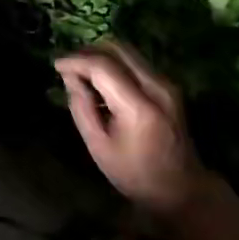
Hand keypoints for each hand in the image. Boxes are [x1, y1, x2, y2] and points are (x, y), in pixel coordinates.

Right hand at [55, 41, 211, 214]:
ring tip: (81, 73)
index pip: (102, 67)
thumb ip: (81, 107)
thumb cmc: (136, 174)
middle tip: (69, 67)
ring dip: (100, 56)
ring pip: (126, 51)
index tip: (55, 65)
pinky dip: (113, 63)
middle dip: (87, 53)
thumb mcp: (98, 145)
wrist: (183, 190)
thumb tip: (70, 77)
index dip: (75, 61)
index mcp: (139, 107)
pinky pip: (134, 62)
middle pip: (117, 49)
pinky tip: (100, 81)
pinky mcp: (167, 86)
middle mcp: (157, 88)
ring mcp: (166, 85)